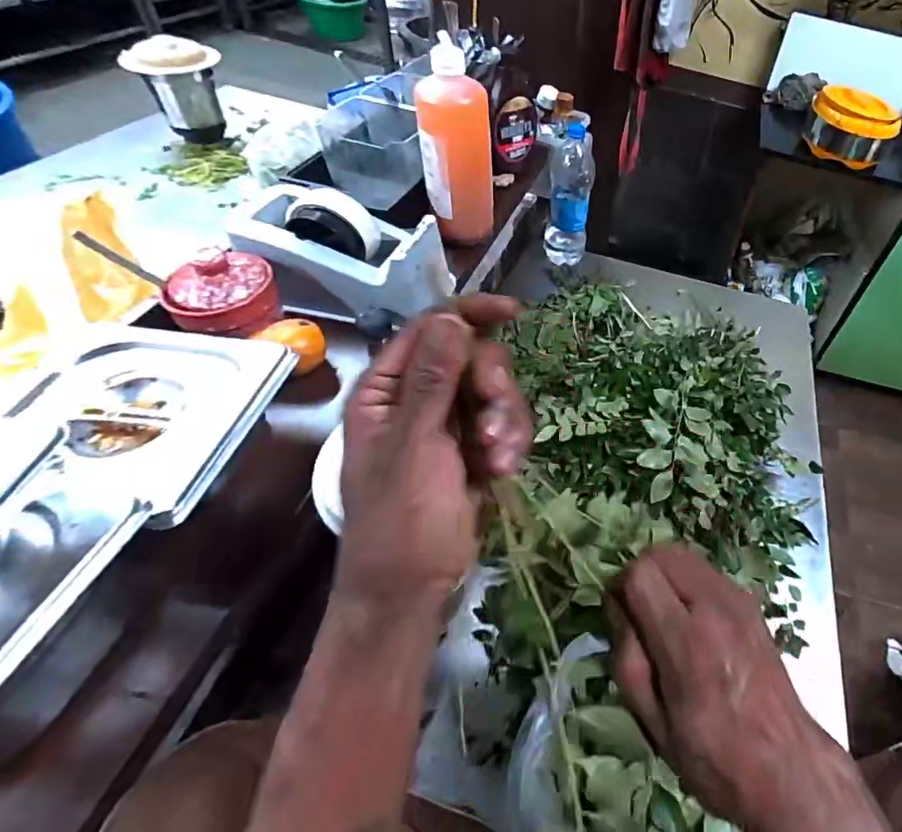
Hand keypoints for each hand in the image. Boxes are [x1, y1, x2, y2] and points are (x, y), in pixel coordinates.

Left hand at [337, 296, 530, 601]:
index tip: (514, 313)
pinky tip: (503, 471)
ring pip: (496, 391)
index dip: (471, 315)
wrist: (412, 590)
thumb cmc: (400, 519)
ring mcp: (448, 423)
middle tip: (490, 426)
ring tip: (498, 460)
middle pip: (474, 358)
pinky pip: (505, 421)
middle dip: (493, 389)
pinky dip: (510, 442)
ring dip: (505, 421)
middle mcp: (418, 398)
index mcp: (387, 390)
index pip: (431, 329)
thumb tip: (451, 319)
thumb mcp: (416, 445)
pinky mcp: (474, 446)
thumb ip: (434, 380)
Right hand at [608, 546, 888, 831]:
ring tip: (664, 618)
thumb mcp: (653, 723)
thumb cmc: (713, 757)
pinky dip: (687, 582)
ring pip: (685, 555)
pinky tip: (690, 621)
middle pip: (663, 552)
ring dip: (665, 575)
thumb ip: (627, 659)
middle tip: (638, 614)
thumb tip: (616, 608)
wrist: (784, 764)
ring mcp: (738, 599)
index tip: (618, 616)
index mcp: (687, 642)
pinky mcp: (751, 601)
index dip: (620, 589)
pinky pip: (706, 571)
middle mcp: (715, 607)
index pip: (641, 574)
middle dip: (641, 574)